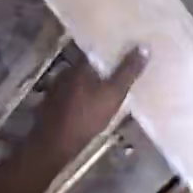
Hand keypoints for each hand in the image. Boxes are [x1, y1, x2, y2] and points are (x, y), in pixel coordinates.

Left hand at [32, 48, 147, 153]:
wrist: (54, 146)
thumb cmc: (86, 117)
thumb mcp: (114, 94)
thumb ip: (128, 72)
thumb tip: (144, 47)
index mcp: (80, 66)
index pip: (98, 53)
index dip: (111, 55)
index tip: (124, 57)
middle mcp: (65, 73)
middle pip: (87, 68)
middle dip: (101, 72)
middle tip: (117, 77)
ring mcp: (54, 90)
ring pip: (77, 83)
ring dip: (89, 87)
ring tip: (104, 94)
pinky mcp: (49, 106)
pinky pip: (69, 97)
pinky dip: (79, 100)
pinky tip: (87, 109)